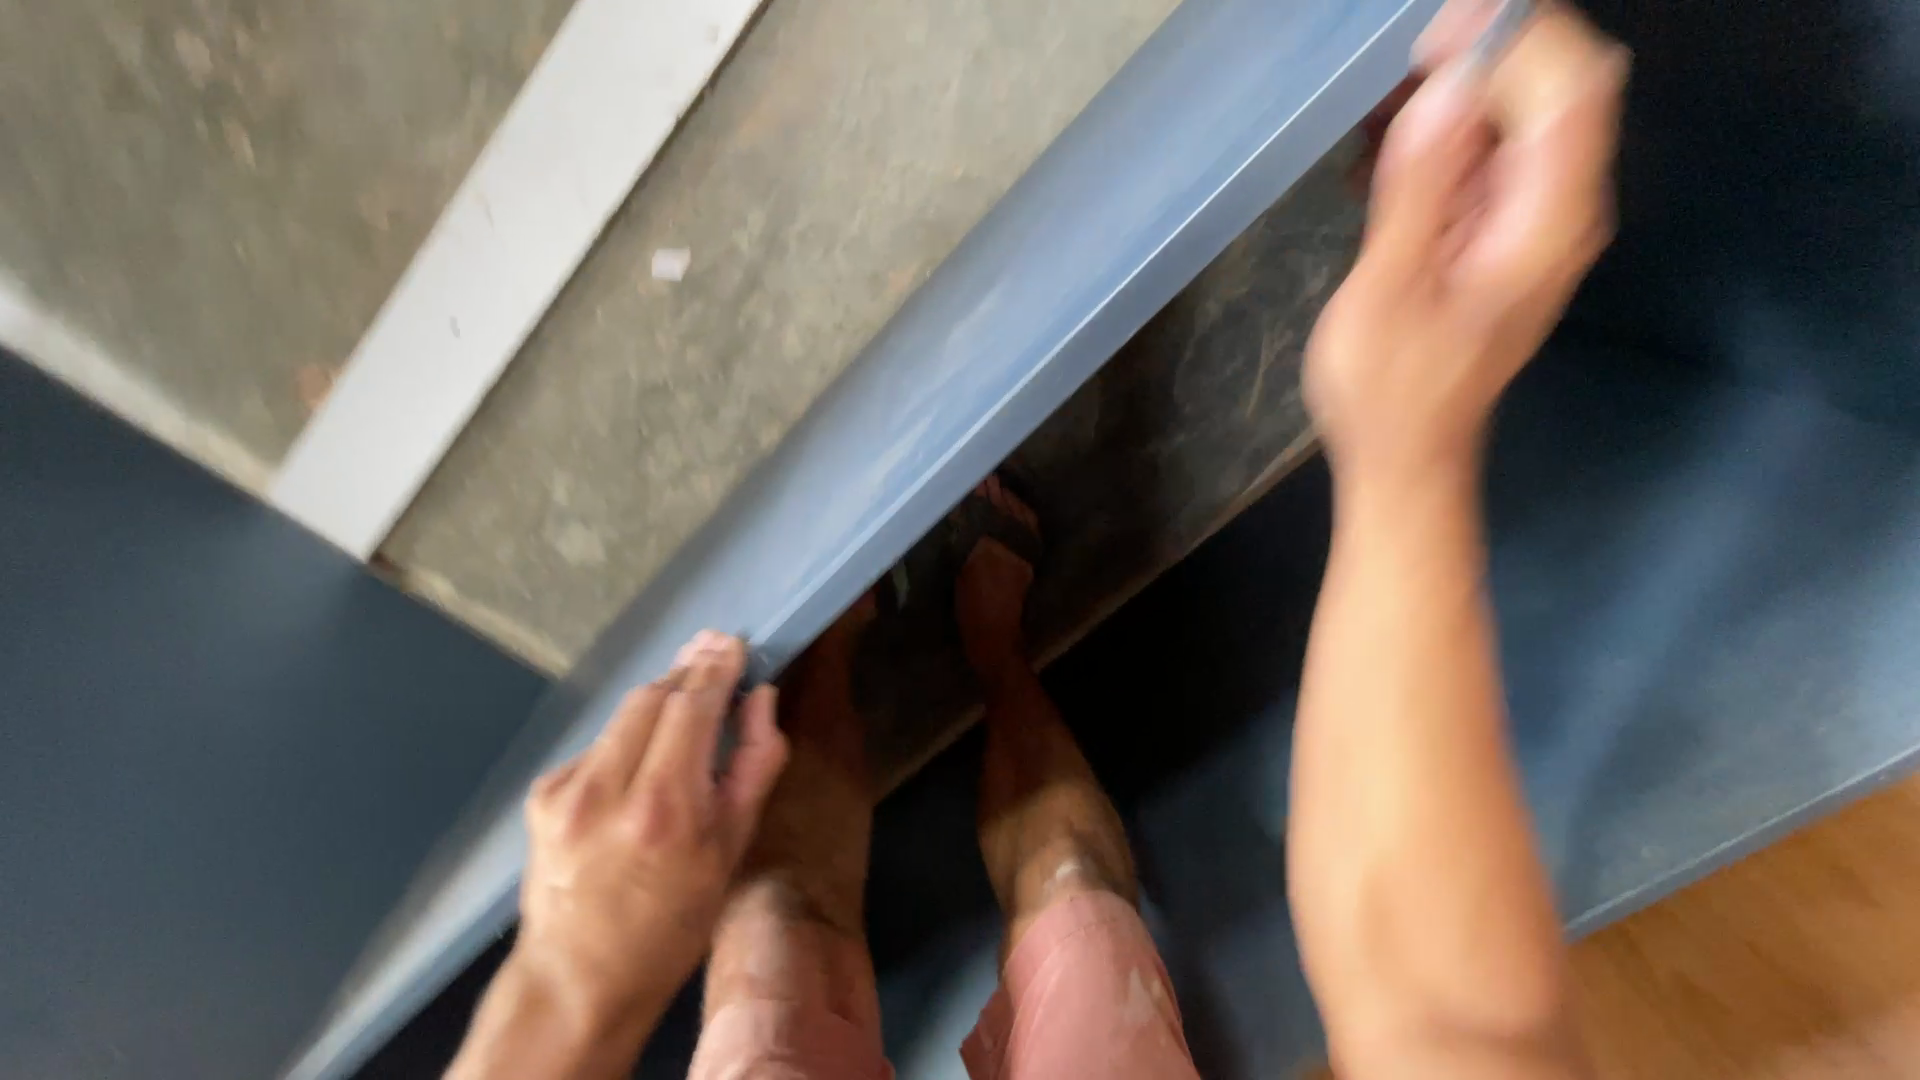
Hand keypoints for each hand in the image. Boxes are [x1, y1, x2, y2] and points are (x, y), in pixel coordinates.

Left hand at [512, 631, 787, 1024]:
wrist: (578, 979)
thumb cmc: (675, 920)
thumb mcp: (732, 848)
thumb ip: (754, 764)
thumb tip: (761, 698)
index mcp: (664, 808)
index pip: (691, 707)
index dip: (715, 668)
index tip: (732, 643)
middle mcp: (606, 790)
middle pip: (652, 696)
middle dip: (688, 669)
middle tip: (716, 649)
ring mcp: (566, 790)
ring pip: (625, 714)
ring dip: (661, 697)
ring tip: (689, 691)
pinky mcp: (544, 794)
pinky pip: (601, 743)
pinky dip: (631, 735)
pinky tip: (645, 754)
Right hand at [1306, 0, 1627, 488]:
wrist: (1403, 458)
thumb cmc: (1388, 391)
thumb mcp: (1387, 290)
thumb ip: (1417, 191)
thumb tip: (1446, 91)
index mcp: (1545, 222)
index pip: (1568, 88)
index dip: (1511, 42)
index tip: (1427, 43)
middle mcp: (1557, 213)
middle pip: (1552, 96)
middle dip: (1479, 65)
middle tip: (1392, 77)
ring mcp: (1529, 229)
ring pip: (1516, 128)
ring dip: (1452, 107)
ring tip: (1375, 121)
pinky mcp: (1497, 245)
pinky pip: (1486, 169)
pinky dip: (1440, 150)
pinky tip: (1381, 164)